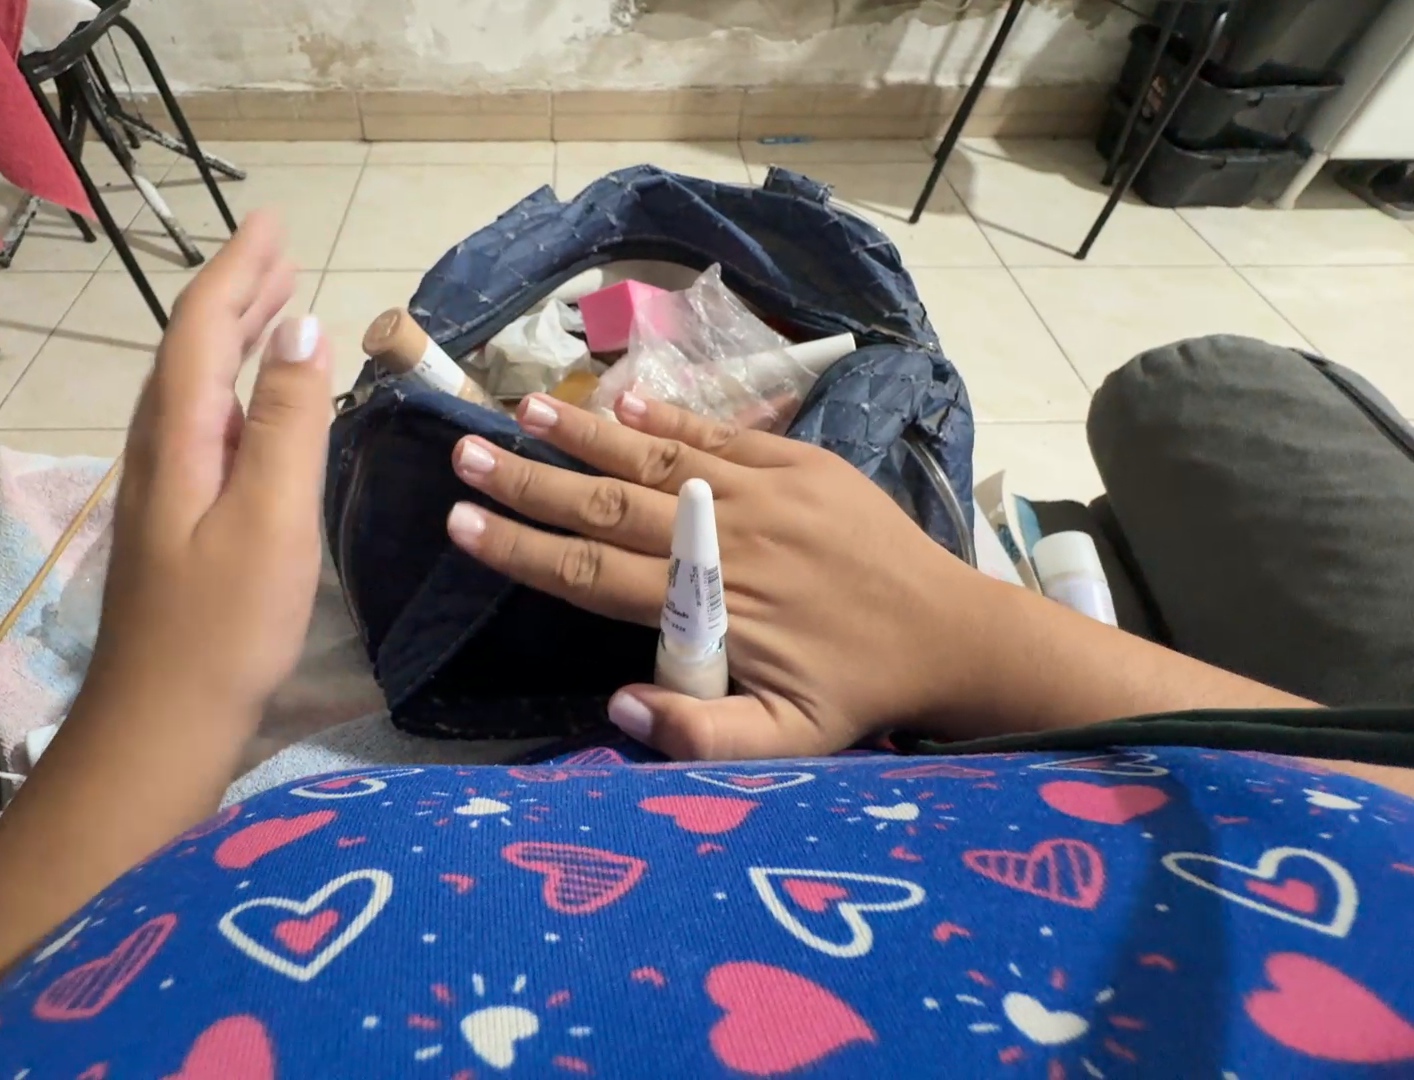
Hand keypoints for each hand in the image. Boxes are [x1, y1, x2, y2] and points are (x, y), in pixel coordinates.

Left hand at [91, 212, 330, 721]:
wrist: (167, 717)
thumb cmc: (227, 622)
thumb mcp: (271, 516)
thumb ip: (290, 422)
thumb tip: (306, 331)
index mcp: (182, 434)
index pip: (206, 328)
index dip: (240, 272)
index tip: (276, 226)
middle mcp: (164, 445)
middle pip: (196, 348)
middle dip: (238, 293)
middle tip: (282, 252)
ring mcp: (170, 482)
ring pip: (200, 385)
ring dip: (237, 336)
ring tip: (278, 304)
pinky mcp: (184, 514)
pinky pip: (211, 423)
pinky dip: (241, 388)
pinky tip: (263, 396)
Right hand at [444, 391, 1010, 758]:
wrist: (950, 630)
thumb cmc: (858, 687)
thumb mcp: (788, 742)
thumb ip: (700, 732)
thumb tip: (615, 703)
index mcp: (712, 607)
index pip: (595, 573)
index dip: (524, 548)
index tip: (462, 522)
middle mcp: (725, 538)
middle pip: (608, 505)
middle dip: (529, 480)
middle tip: (465, 452)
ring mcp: (762, 490)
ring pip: (655, 456)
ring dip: (584, 433)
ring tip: (524, 410)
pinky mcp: (797, 462)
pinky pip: (719, 433)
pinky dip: (667, 415)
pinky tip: (619, 401)